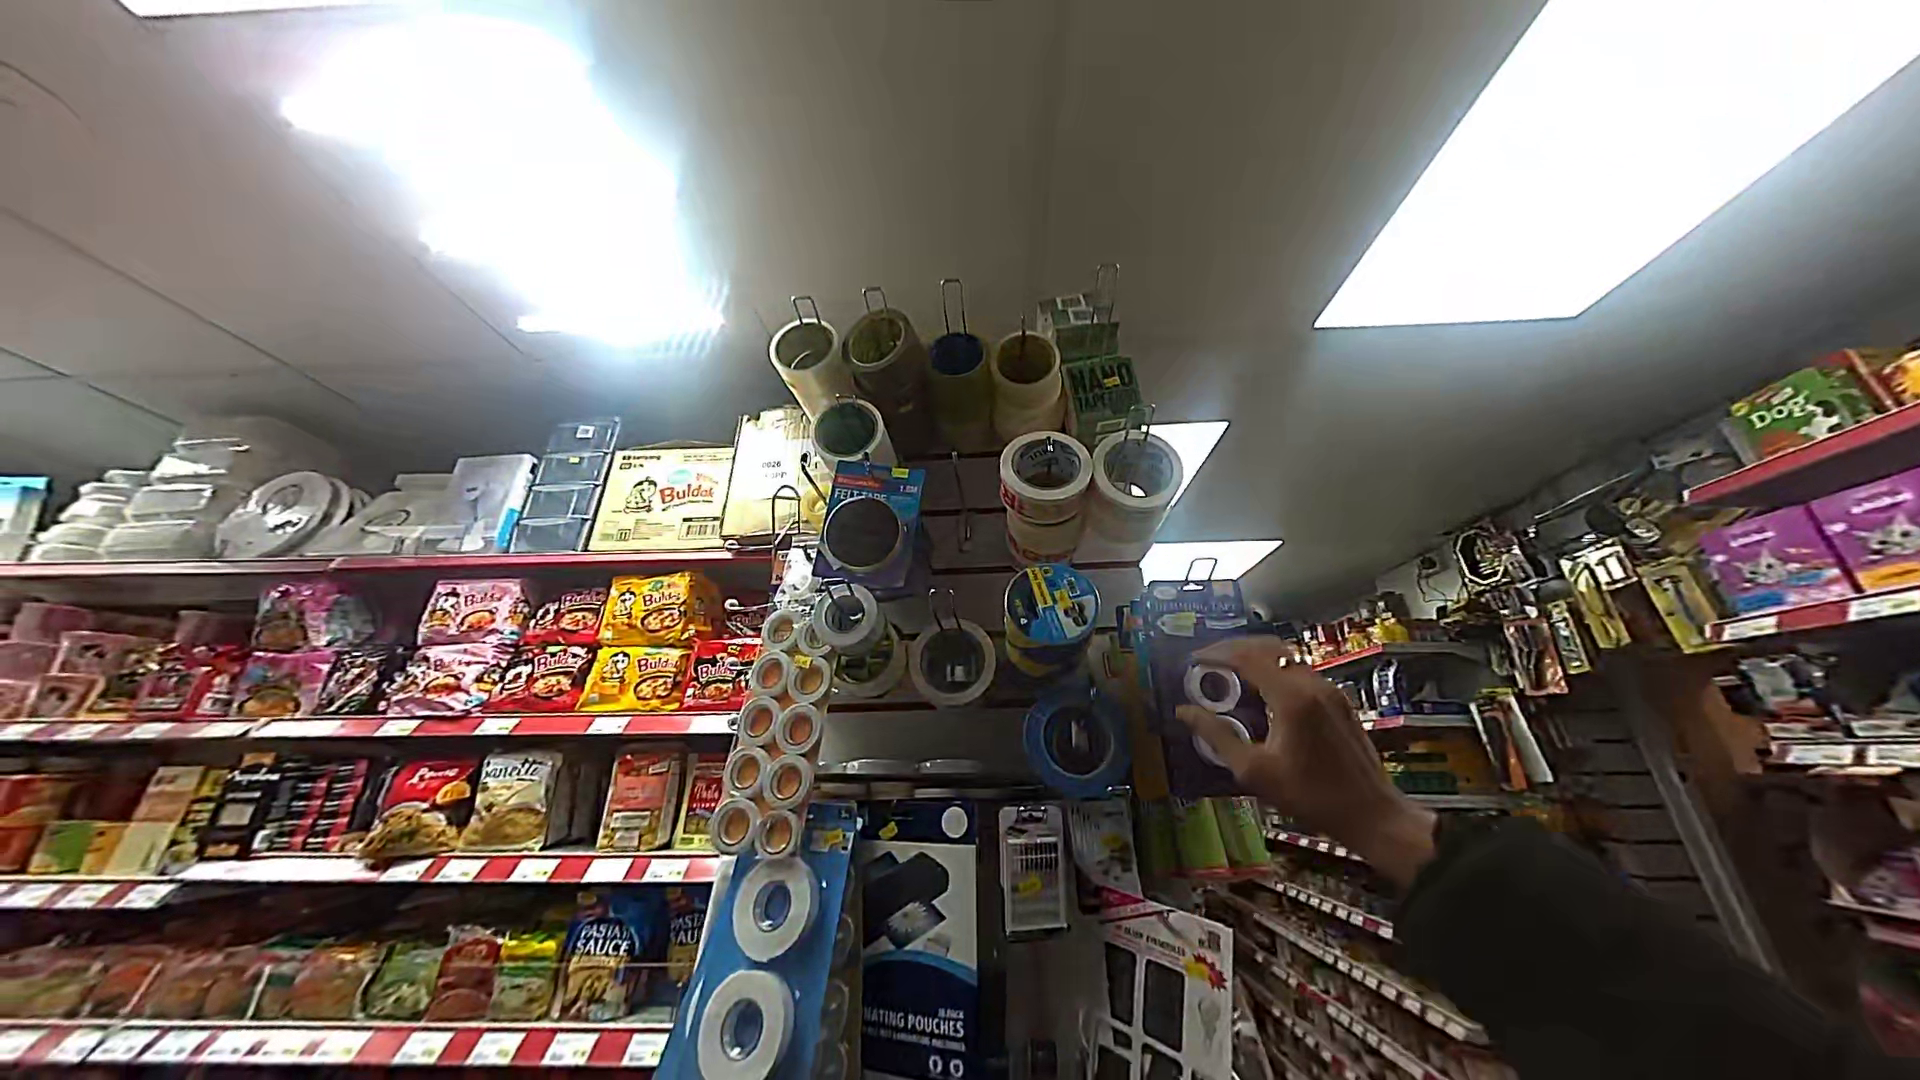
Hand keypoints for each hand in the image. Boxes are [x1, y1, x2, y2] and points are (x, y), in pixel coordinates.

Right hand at [1175, 636, 1437, 887]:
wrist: (1373, 816)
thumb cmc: (1310, 796)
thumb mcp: (1254, 770)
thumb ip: (1216, 736)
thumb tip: (1183, 711)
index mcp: (1291, 698)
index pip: (1247, 657)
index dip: (1215, 653)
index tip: (1193, 660)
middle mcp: (1313, 685)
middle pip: (1267, 648)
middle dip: (1233, 649)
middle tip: (1207, 661)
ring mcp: (1330, 691)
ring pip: (1285, 657)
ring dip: (1254, 658)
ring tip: (1228, 673)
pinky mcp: (1339, 701)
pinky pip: (1298, 671)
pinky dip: (1272, 670)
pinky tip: (1259, 691)